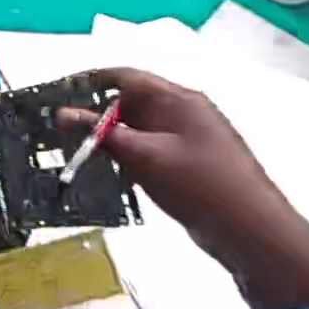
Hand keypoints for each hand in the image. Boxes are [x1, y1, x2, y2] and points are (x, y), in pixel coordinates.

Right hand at [62, 68, 308, 308]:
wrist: (251, 231)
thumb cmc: (197, 184)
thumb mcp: (141, 155)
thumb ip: (100, 132)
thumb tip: (61, 113)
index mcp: (178, 100)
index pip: (126, 77)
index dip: (90, 81)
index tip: (58, 92)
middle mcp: (184, 112)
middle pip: (129, 102)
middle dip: (96, 114)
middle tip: (62, 130)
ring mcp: (187, 137)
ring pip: (136, 128)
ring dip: (110, 139)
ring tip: (81, 153)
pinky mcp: (187, 161)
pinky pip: (148, 148)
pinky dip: (127, 155)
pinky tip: (112, 173)